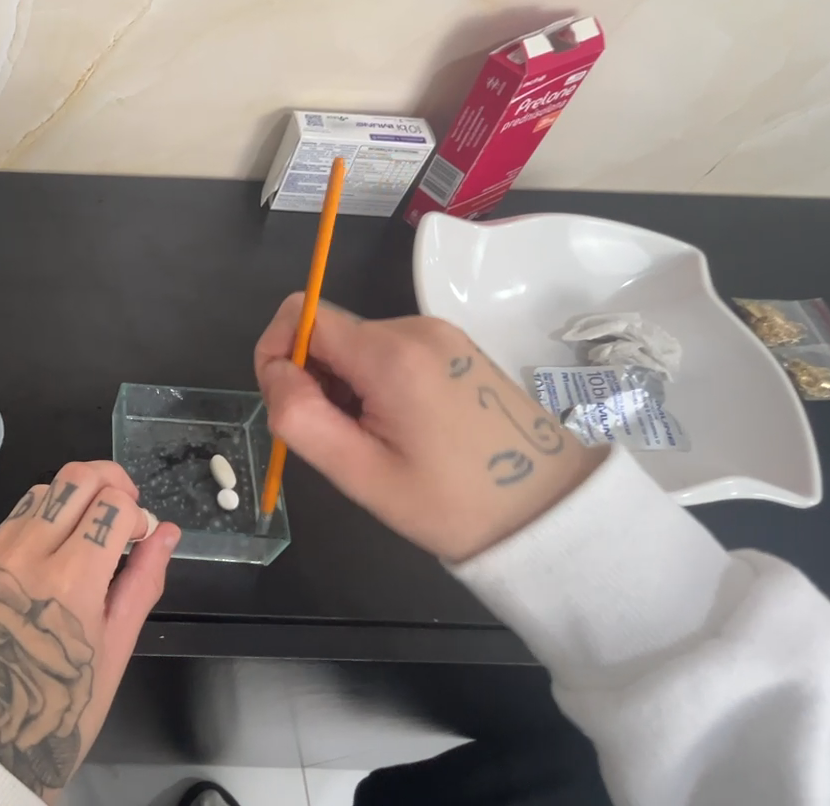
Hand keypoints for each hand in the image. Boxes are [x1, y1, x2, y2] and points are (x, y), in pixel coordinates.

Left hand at [0, 461, 178, 800]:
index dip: (137, 512)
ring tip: (88, 530)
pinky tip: (54, 546)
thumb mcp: (117, 646)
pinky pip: (13, 517)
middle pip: (75, 477)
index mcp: (69, 582)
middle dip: (110, 480)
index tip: (140, 536)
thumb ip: (144, 579)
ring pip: (43, 489)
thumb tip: (167, 531)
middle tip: (123, 506)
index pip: (113, 504)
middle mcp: (26, 556)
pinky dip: (42, 517)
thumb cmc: (66, 703)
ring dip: (74, 497)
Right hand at [255, 294, 604, 561]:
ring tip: (373, 438)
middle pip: (327, 331)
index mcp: (391, 352)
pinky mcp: (456, 349)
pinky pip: (387, 352)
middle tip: (335, 436)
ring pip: (355, 344)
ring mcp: (441, 335)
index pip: (300, 313)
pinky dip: (372, 382)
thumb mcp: (359, 473)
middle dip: (311, 376)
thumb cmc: (452, 503)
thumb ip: (298, 416)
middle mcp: (416, 328)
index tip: (288, 404)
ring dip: (341, 383)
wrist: (554, 517)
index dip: (276, 352)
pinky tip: (398, 427)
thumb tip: (276, 373)